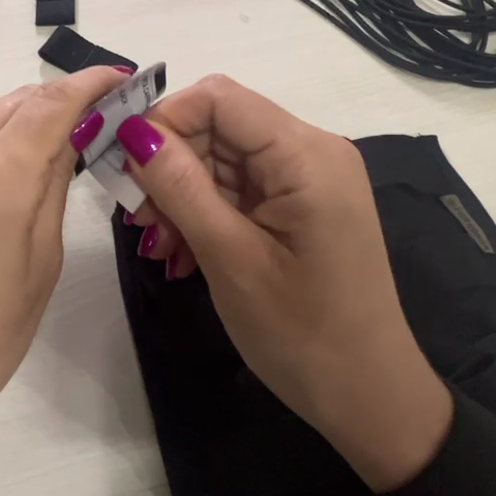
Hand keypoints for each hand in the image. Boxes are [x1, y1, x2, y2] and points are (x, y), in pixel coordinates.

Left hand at [0, 67, 129, 460]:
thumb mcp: (39, 268)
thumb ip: (53, 192)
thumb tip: (68, 141)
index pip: (53, 104)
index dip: (90, 83)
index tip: (122, 77)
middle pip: (19, 103)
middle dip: (62, 98)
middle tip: (103, 110)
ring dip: (29, 119)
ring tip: (66, 140)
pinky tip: (16, 169)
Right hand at [117, 75, 454, 490]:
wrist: (370, 398)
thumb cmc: (302, 332)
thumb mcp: (229, 257)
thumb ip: (178, 186)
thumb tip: (131, 129)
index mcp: (306, 154)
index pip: (218, 97)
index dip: (165, 118)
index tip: (125, 164)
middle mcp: (311, 150)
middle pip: (219, 125)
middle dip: (170, 163)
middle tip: (139, 220)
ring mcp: (309, 177)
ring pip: (223, 156)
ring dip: (182, 192)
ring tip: (160, 244)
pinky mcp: (302, 202)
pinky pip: (240, 185)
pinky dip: (206, 209)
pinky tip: (183, 249)